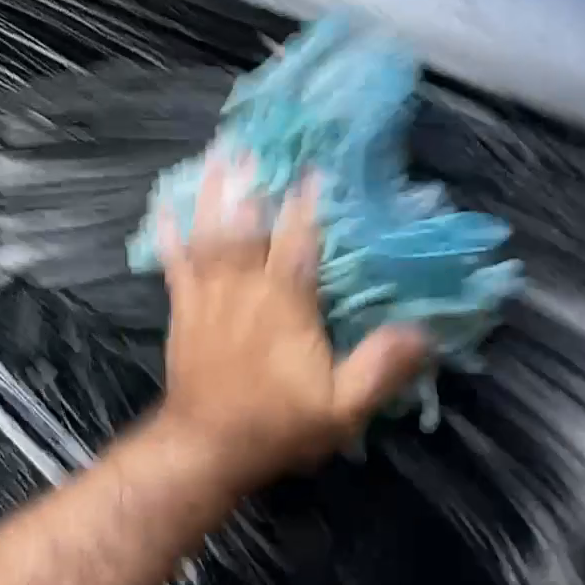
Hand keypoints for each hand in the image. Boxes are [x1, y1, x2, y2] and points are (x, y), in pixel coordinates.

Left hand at [153, 154, 428, 492]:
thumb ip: (381, 365)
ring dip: (207, 194)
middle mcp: (241, 286)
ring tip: (210, 158)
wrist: (208, 440)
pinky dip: (166, 233)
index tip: (313, 168)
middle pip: (244, 224)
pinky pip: (172, 261)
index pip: (299, 242)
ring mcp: (205, 292)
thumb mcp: (345, 406)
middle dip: (247, 183)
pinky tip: (160, 207)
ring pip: (205, 233)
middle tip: (247, 143)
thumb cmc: (280, 423)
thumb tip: (424, 328)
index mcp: (284, 303)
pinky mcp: (181, 305)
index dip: (307, 204)